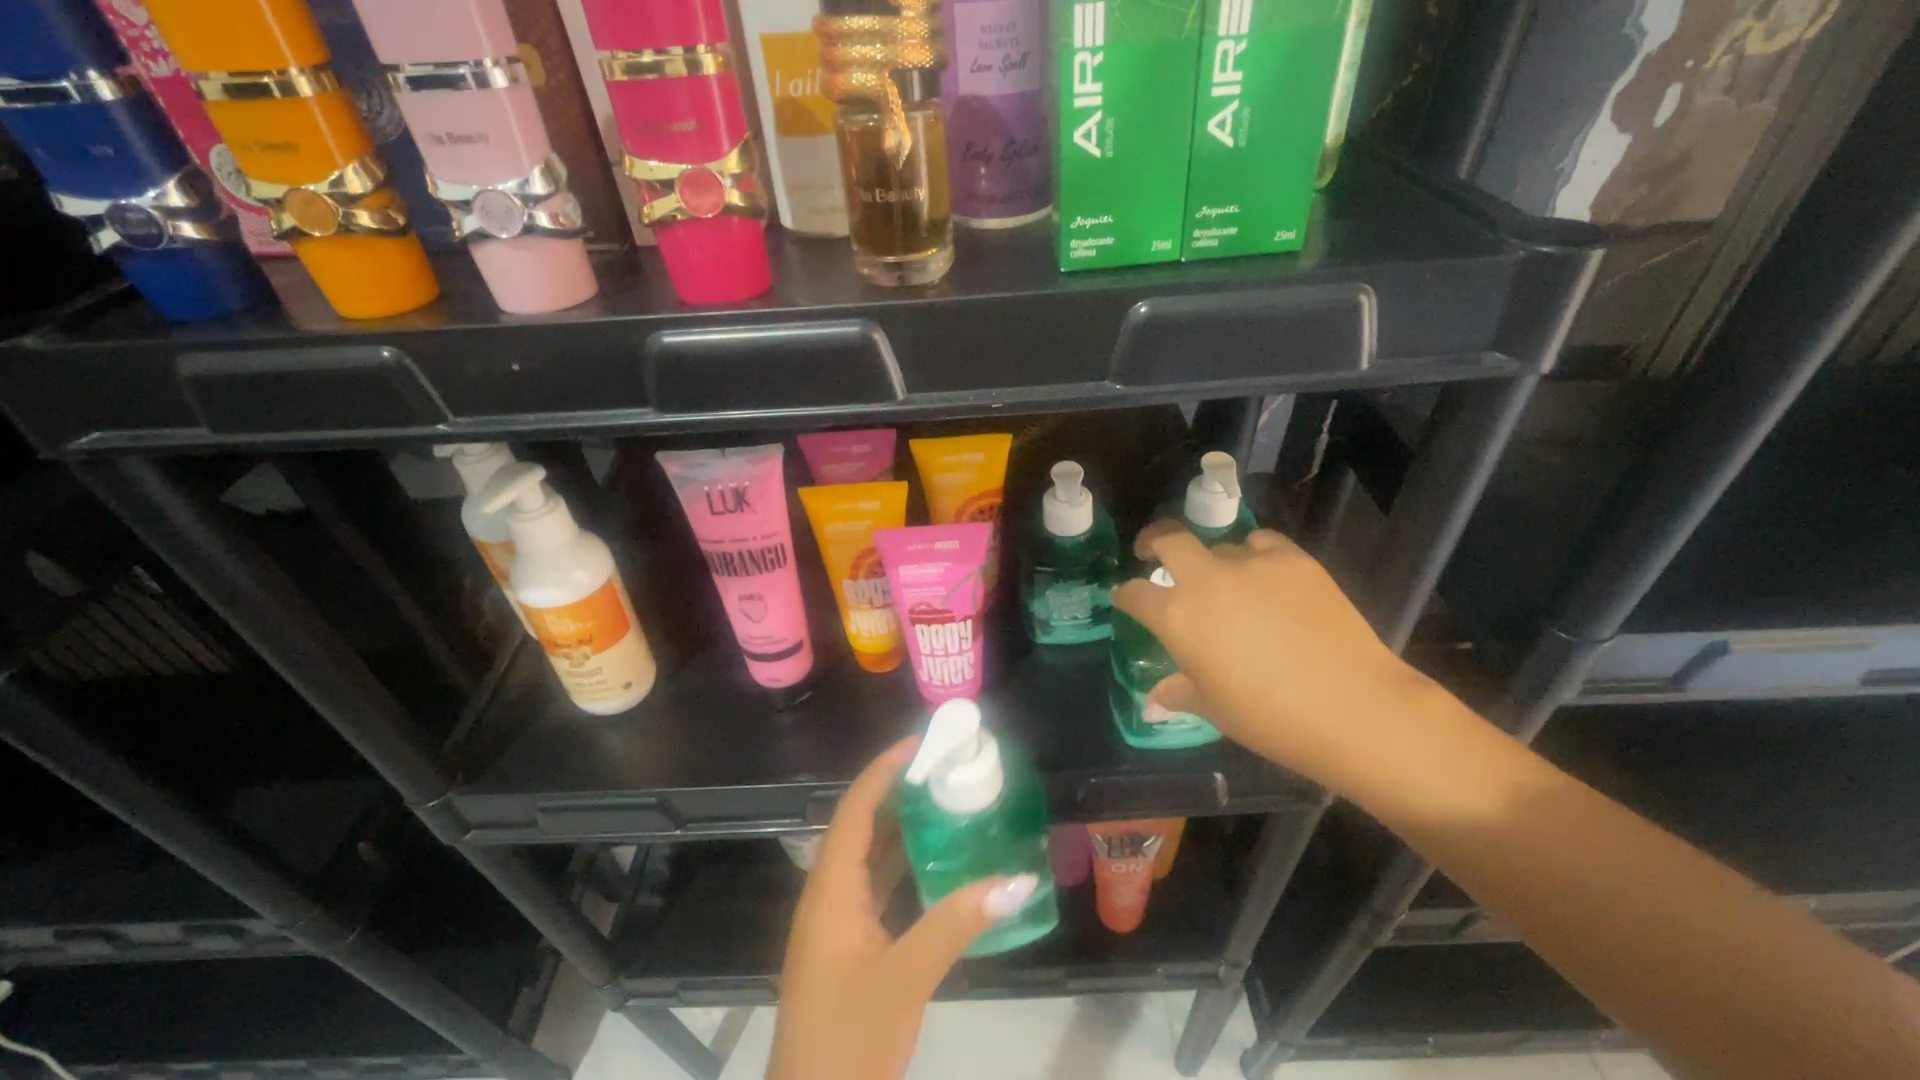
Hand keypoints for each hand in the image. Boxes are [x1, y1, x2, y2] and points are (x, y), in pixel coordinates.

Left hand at [769, 738, 1041, 1079]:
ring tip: (952, 805)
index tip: (921, 744)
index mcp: (830, 892)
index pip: (854, 813)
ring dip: (906, 833)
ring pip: (872, 863)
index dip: (883, 772)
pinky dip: (908, 874)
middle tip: (948, 771)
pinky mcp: (851, 950)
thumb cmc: (849, 1036)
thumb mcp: (906, 978)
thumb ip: (957, 924)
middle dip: (900, 796)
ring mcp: (838, 926)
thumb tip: (1017, 879)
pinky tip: (944, 868)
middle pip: (863, 830)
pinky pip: (879, 894)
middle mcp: (829, 898)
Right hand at [1111, 523, 1450, 792]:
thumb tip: (1153, 700)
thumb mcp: (1214, 709)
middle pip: (1169, 540)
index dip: (1125, 596)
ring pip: (1221, 547)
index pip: (1134, 594)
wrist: (1351, 706)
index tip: (1125, 600)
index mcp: (1177, 618)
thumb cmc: (1269, 718)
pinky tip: (1265, 578)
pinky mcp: (1295, 560)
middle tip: (1151, 552)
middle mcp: (1208, 580)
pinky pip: (1263, 544)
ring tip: (1225, 583)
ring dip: (1213, 561)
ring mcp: (1253, 564)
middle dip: (1153, 543)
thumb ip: (1179, 692)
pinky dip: (1255, 555)